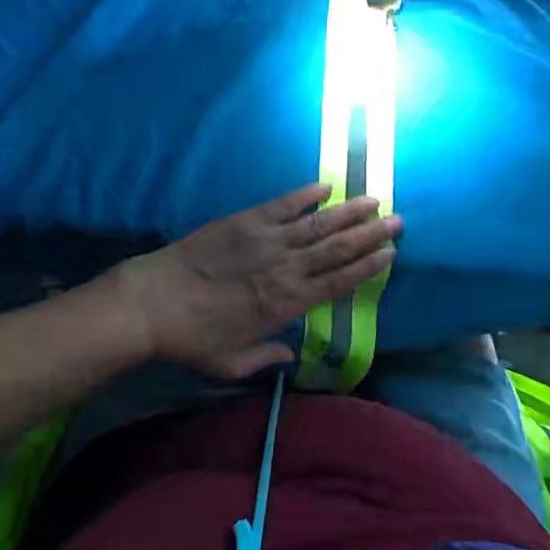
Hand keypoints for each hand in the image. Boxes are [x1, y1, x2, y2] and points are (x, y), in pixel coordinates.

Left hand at [108, 184, 401, 378]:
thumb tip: (290, 354)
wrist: (152, 303)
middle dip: (369, 235)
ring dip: (348, 212)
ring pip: (316, 224)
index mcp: (285, 305)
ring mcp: (264, 240)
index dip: (366, 267)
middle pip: (336, 249)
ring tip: (374, 201)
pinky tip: (325, 186)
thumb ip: (266, 358)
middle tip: (397, 220)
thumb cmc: (191, 338)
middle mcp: (283, 269)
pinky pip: (281, 205)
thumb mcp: (231, 364)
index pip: (337, 283)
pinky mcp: (243, 221)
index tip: (391, 254)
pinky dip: (304, 195)